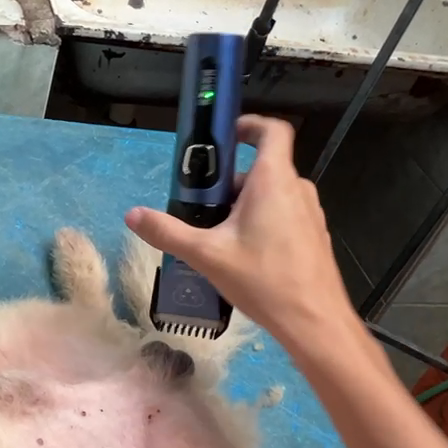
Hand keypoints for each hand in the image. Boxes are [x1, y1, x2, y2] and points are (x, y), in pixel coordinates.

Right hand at [126, 116, 358, 355]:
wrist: (314, 322)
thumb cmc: (263, 280)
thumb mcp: (206, 255)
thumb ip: (167, 232)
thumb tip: (133, 215)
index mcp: (273, 180)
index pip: (271, 131)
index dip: (249, 125)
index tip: (224, 136)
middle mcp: (296, 189)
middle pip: (261, 170)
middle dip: (229, 183)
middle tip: (201, 209)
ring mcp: (310, 214)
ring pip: (271, 195)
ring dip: (244, 206)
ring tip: (218, 238)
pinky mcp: (314, 237)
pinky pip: (284, 216)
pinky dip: (262, 223)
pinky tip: (245, 258)